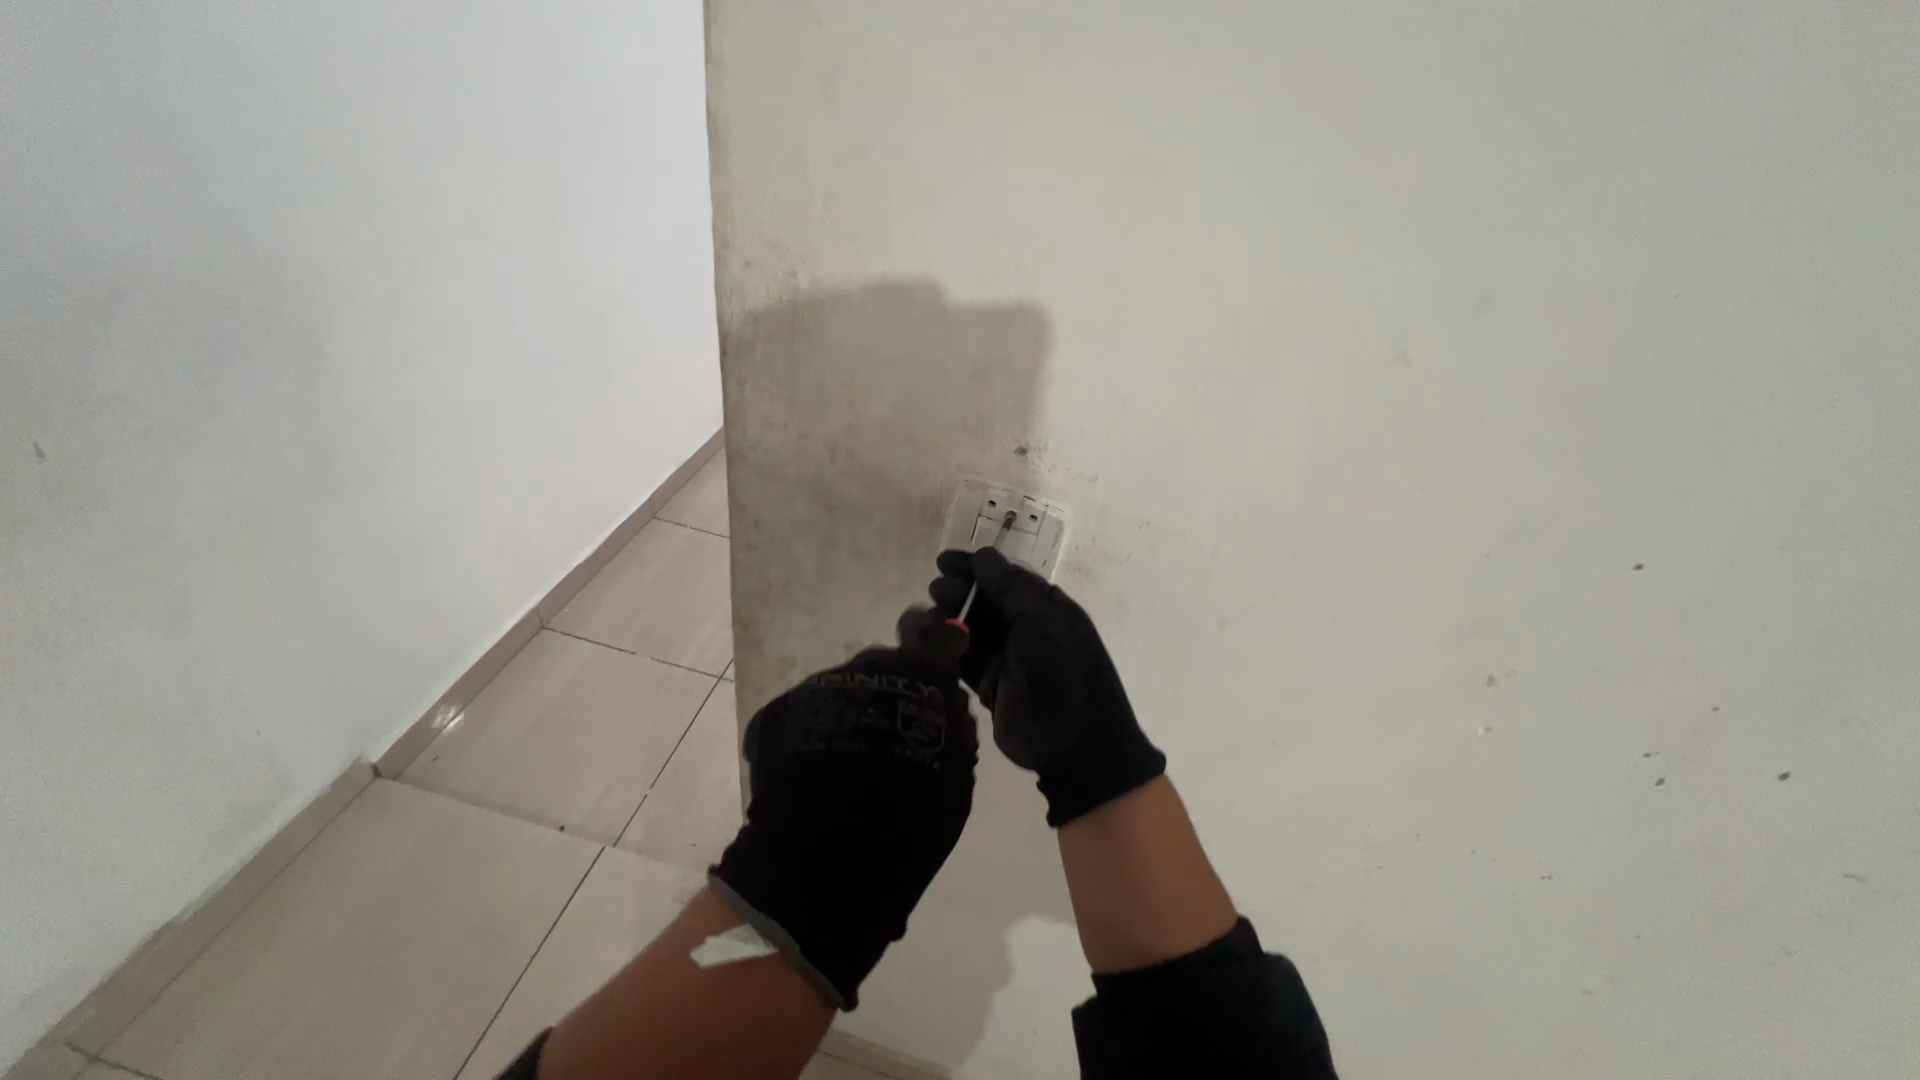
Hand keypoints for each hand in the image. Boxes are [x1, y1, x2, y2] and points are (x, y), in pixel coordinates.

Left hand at [709, 609, 975, 1009]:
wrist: (827, 859)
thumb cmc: (910, 823)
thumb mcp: (956, 779)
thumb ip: (955, 734)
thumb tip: (949, 710)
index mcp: (922, 677)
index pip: (939, 635)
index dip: (940, 642)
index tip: (942, 654)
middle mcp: (870, 666)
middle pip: (887, 662)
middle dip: (893, 688)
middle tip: (892, 733)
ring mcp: (820, 684)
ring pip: (846, 685)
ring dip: (853, 710)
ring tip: (849, 761)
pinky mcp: (780, 710)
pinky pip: (809, 711)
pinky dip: (816, 733)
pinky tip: (815, 773)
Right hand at [929, 548, 1164, 826]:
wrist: (1077, 747)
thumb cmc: (1064, 677)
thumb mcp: (1043, 624)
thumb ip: (1012, 589)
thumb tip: (985, 556)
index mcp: (1045, 609)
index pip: (1005, 578)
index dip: (974, 568)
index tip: (942, 561)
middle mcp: (1026, 629)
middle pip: (984, 602)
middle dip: (959, 593)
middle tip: (936, 593)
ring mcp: (1008, 659)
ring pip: (971, 630)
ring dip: (949, 622)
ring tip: (928, 621)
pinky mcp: (990, 686)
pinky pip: (964, 661)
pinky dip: (947, 652)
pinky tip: (929, 646)